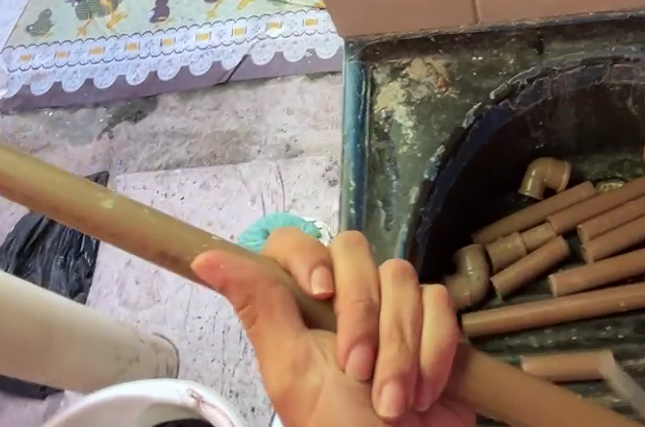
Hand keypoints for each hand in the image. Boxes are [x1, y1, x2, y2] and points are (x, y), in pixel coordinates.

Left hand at [192, 230, 472, 426]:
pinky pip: (439, 301)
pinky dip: (433, 349)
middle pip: (354, 249)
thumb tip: (205, 256)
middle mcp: (347, 295)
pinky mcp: (436, 317)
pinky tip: (425, 389)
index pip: (294, 242)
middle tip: (358, 371)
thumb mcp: (292, 374)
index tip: (318, 293)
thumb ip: (259, 307)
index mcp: (302, 306)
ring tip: (394, 401)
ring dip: (400, 347)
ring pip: (401, 276)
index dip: (308, 256)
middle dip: (362, 313)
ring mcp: (394, 304)